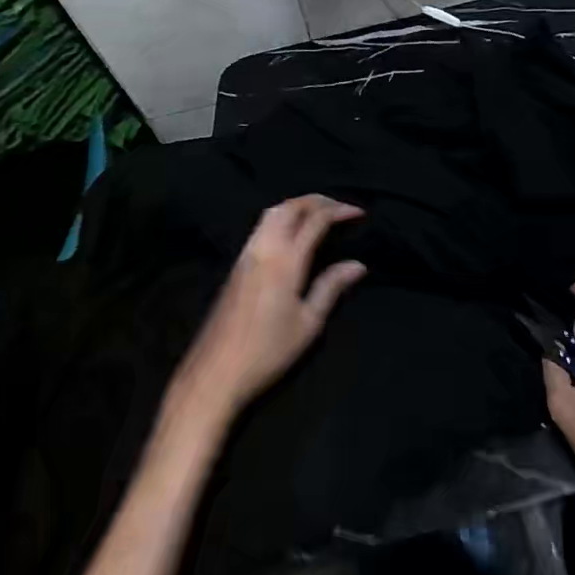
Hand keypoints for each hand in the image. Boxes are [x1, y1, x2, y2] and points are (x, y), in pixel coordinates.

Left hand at [180, 195, 367, 414]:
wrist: (215, 374)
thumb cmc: (267, 352)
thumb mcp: (308, 324)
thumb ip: (331, 287)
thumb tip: (358, 264)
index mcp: (286, 262)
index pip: (315, 220)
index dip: (339, 210)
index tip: (359, 213)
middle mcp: (264, 250)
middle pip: (290, 207)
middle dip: (317, 200)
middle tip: (340, 208)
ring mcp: (246, 255)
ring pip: (272, 213)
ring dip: (297, 205)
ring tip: (318, 214)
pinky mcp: (236, 266)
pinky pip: (261, 226)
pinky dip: (282, 216)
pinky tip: (292, 232)